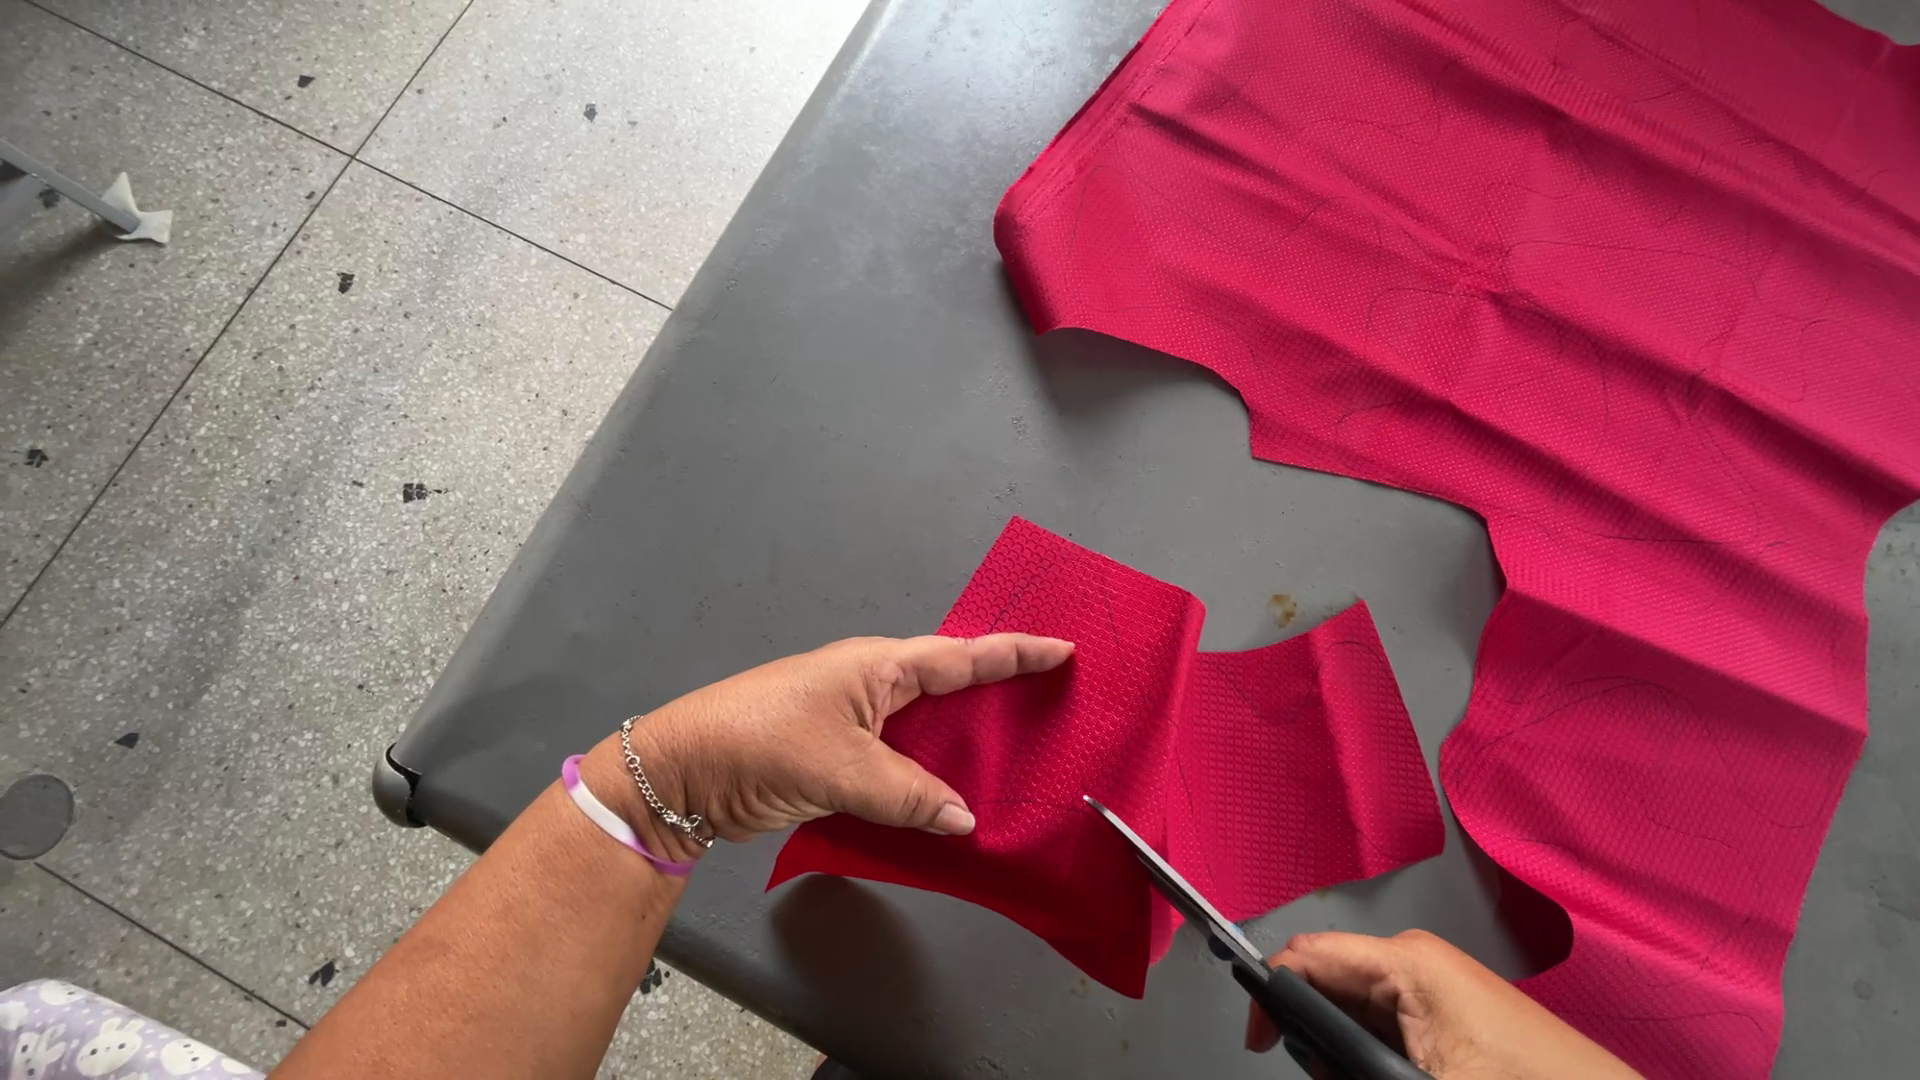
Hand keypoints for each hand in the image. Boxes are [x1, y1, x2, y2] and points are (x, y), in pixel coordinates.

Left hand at [581, 634, 1073, 861]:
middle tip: (1052, 699)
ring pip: (928, 723)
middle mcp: (873, 684)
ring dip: (967, 736)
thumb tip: (966, 819)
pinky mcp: (842, 752)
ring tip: (1019, 749)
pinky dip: (933, 771)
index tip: (1063, 650)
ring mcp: (857, 718)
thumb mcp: (840, 768)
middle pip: (950, 683)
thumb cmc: (762, 744)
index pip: (962, 656)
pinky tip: (953, 792)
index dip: (1014, 653)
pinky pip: (904, 756)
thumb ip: (908, 794)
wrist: (683, 771)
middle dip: (1000, 688)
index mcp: (878, 666)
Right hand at [1245, 930, 1643, 1078]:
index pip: (1307, 955)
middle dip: (1312, 1030)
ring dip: (1343, 1045)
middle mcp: (1414, 957)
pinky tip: (1387, 1076)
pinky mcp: (1452, 1004)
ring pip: (1356, 1002)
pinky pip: (1388, 1016)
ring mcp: (1436, 979)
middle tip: (1324, 1079)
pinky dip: (1372, 1048)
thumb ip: (1351, 1068)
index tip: (1259, 1044)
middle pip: (1328, 979)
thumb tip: (1308, 1058)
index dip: (1270, 992)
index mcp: (1405, 961)